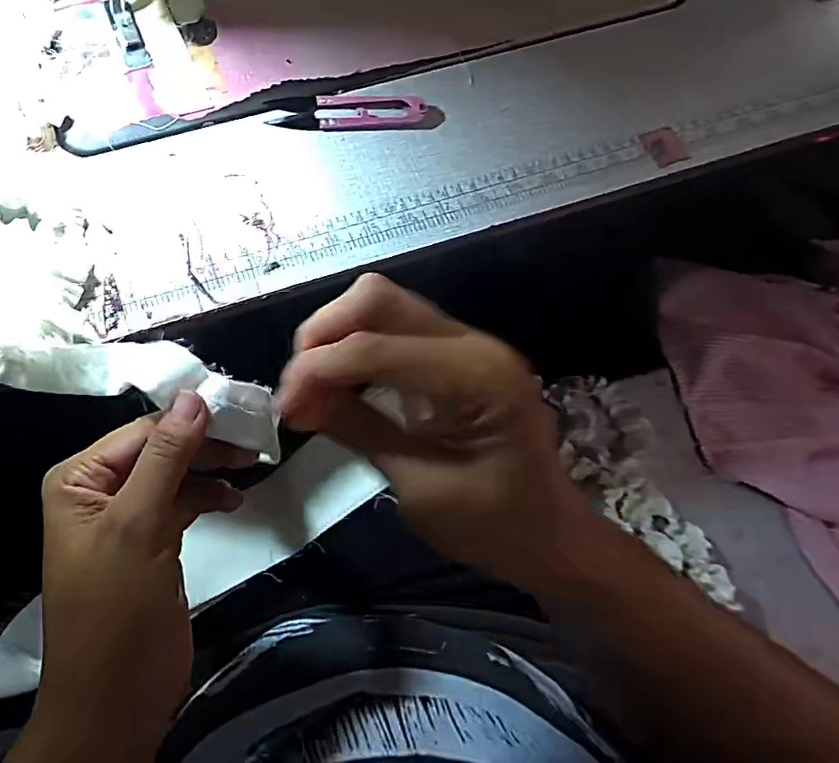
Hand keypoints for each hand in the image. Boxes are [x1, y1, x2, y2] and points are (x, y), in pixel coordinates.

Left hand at [14, 392, 246, 762]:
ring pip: (171, 476)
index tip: (234, 409)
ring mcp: (123, 519)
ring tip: (247, 462)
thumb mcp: (137, 526)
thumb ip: (165, 459)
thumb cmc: (115, 613)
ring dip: (206, 469)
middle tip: (248, 438)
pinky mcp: (148, 545)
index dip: (185, 419)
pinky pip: (177, 505)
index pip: (137, 433)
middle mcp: (96, 491)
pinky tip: (230, 498)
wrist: (114, 706)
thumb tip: (191, 399)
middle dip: (200, 444)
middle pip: (156, 451)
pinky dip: (204, 498)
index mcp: (77, 478)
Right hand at [277, 274, 595, 587]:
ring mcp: (460, 341)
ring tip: (312, 385)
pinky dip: (348, 345)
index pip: (373, 348)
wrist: (553, 539)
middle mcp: (470, 343)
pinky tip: (337, 382)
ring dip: (330, 337)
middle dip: (322, 335)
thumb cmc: (496, 526)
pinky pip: (383, 323)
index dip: (317, 370)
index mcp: (477, 377)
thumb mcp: (418, 487)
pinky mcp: (446, 350)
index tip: (285, 407)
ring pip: (374, 303)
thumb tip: (293, 401)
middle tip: (299, 386)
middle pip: (374, 299)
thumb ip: (355, 428)